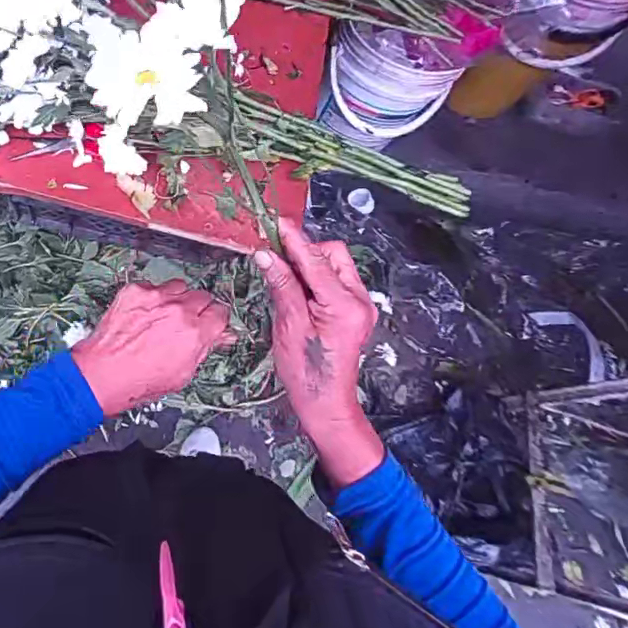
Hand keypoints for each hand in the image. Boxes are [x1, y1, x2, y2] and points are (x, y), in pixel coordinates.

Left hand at [73, 280, 230, 416]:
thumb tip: (224, 336)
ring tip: (164, 317)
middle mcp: (179, 311)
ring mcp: (156, 297)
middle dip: (198, 310)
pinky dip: (153, 297)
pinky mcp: (136, 291)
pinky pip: (155, 286)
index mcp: (195, 333)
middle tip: (185, 323)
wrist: (102, 374)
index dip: (215, 320)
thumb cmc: (139, 380)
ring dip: (177, 299)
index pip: (221, 312)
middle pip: (203, 297)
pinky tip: (145, 315)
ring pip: (181, 286)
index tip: (210, 323)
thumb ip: (206, 348)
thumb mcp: (183, 373)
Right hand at [255, 219, 384, 486]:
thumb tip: (266, 254)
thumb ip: (282, 286)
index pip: (316, 261)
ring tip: (286, 279)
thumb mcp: (289, 327)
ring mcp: (362, 304)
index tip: (276, 222)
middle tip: (277, 259)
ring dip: (310, 264)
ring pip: (335, 264)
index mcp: (345, 305)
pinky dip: (316, 277)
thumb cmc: (306, 373)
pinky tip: (298, 289)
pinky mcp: (356, 308)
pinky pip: (336, 279)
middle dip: (305, 253)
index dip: (294, 240)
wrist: (326, 405)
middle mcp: (360, 299)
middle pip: (333, 255)